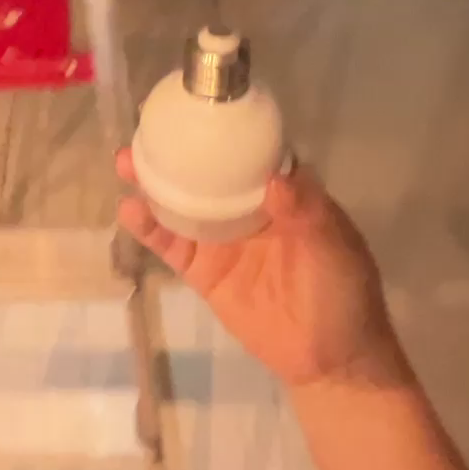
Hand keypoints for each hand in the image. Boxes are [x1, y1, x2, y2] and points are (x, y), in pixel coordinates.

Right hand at [116, 149, 405, 389]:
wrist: (328, 362)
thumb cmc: (342, 296)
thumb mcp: (335, 250)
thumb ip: (307, 215)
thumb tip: (274, 178)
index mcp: (282, 194)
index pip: (250, 152)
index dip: (225, 129)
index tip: (197, 107)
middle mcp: (245, 208)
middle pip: (205, 172)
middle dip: (176, 151)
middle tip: (146, 130)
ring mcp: (220, 238)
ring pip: (180, 202)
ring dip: (153, 182)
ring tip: (126, 161)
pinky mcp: (201, 270)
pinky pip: (170, 243)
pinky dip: (149, 227)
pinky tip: (130, 210)